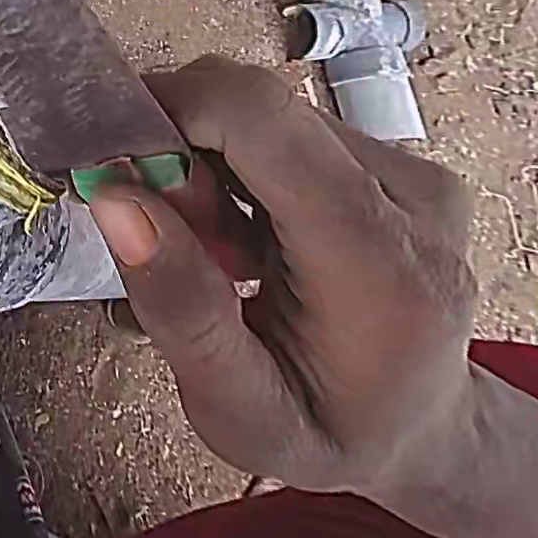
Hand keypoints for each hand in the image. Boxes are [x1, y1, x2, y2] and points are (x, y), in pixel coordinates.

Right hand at [87, 56, 476, 495]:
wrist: (428, 435)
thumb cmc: (327, 432)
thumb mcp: (236, 411)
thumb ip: (177, 307)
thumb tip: (112, 196)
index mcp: (380, 261)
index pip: (258, 120)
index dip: (165, 113)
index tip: (110, 164)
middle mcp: (409, 190)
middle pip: (250, 102)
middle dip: (173, 143)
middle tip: (156, 222)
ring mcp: (404, 166)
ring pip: (253, 107)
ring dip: (195, 155)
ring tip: (203, 237)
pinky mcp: (384, 157)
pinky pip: (270, 122)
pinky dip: (222, 157)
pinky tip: (232, 222)